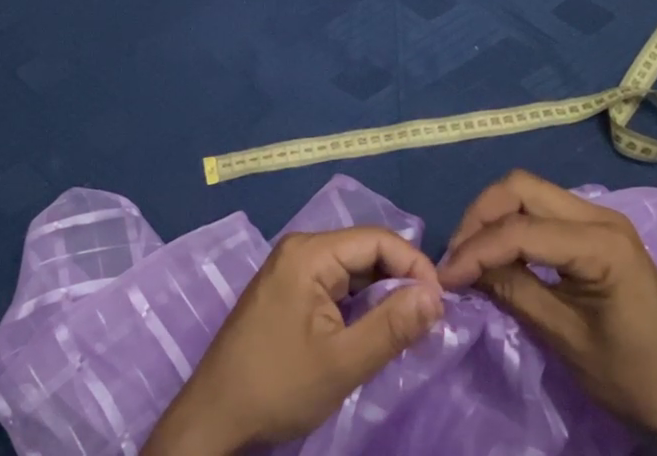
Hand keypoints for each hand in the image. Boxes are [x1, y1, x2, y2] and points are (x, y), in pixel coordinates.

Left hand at [142, 228, 443, 454]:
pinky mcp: (288, 292)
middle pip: (365, 252)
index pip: (377, 240)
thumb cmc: (279, 384)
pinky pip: (335, 286)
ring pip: (353, 271)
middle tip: (427, 323)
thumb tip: (436, 296)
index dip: (415, 267)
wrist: (216, 416)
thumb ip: (393, 325)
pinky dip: (360, 306)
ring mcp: (291, 270)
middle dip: (401, 282)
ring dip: (382, 296)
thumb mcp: (344, 361)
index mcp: (309, 253)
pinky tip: (375, 332)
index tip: (440, 306)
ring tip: (408, 331)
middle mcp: (299, 250)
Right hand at [439, 171, 656, 455]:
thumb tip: (462, 267)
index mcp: (601, 243)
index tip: (445, 277)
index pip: (519, 229)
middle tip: (456, 258)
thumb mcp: (564, 336)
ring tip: (470, 257)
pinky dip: (515, 225)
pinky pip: (545, 211)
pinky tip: (500, 256)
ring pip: (529, 193)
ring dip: (494, 218)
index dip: (475, 249)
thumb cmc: (632, 376)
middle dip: (480, 217)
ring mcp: (603, 220)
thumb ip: (513, 290)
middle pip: (521, 188)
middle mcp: (602, 217)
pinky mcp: (600, 233)